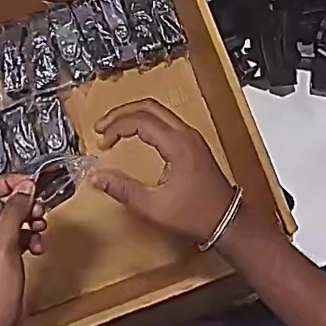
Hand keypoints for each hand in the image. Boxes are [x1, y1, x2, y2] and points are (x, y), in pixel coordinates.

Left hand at [0, 174, 46, 325]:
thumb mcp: (4, 247)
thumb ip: (14, 213)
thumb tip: (24, 188)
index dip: (8, 183)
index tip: (31, 184)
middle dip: (23, 203)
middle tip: (40, 207)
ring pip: (11, 221)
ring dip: (29, 220)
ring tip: (41, 227)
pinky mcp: (0, 264)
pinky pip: (17, 239)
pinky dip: (30, 238)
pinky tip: (39, 247)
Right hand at [88, 99, 249, 246]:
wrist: (227, 219)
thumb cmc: (196, 214)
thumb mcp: (154, 207)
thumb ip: (124, 190)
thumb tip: (97, 178)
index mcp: (178, 145)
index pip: (141, 121)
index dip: (117, 127)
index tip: (102, 142)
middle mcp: (186, 134)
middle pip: (149, 106)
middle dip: (121, 113)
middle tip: (101, 127)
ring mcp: (192, 136)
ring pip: (158, 111)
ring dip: (134, 116)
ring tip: (112, 129)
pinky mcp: (193, 142)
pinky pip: (166, 121)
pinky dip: (146, 122)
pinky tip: (134, 134)